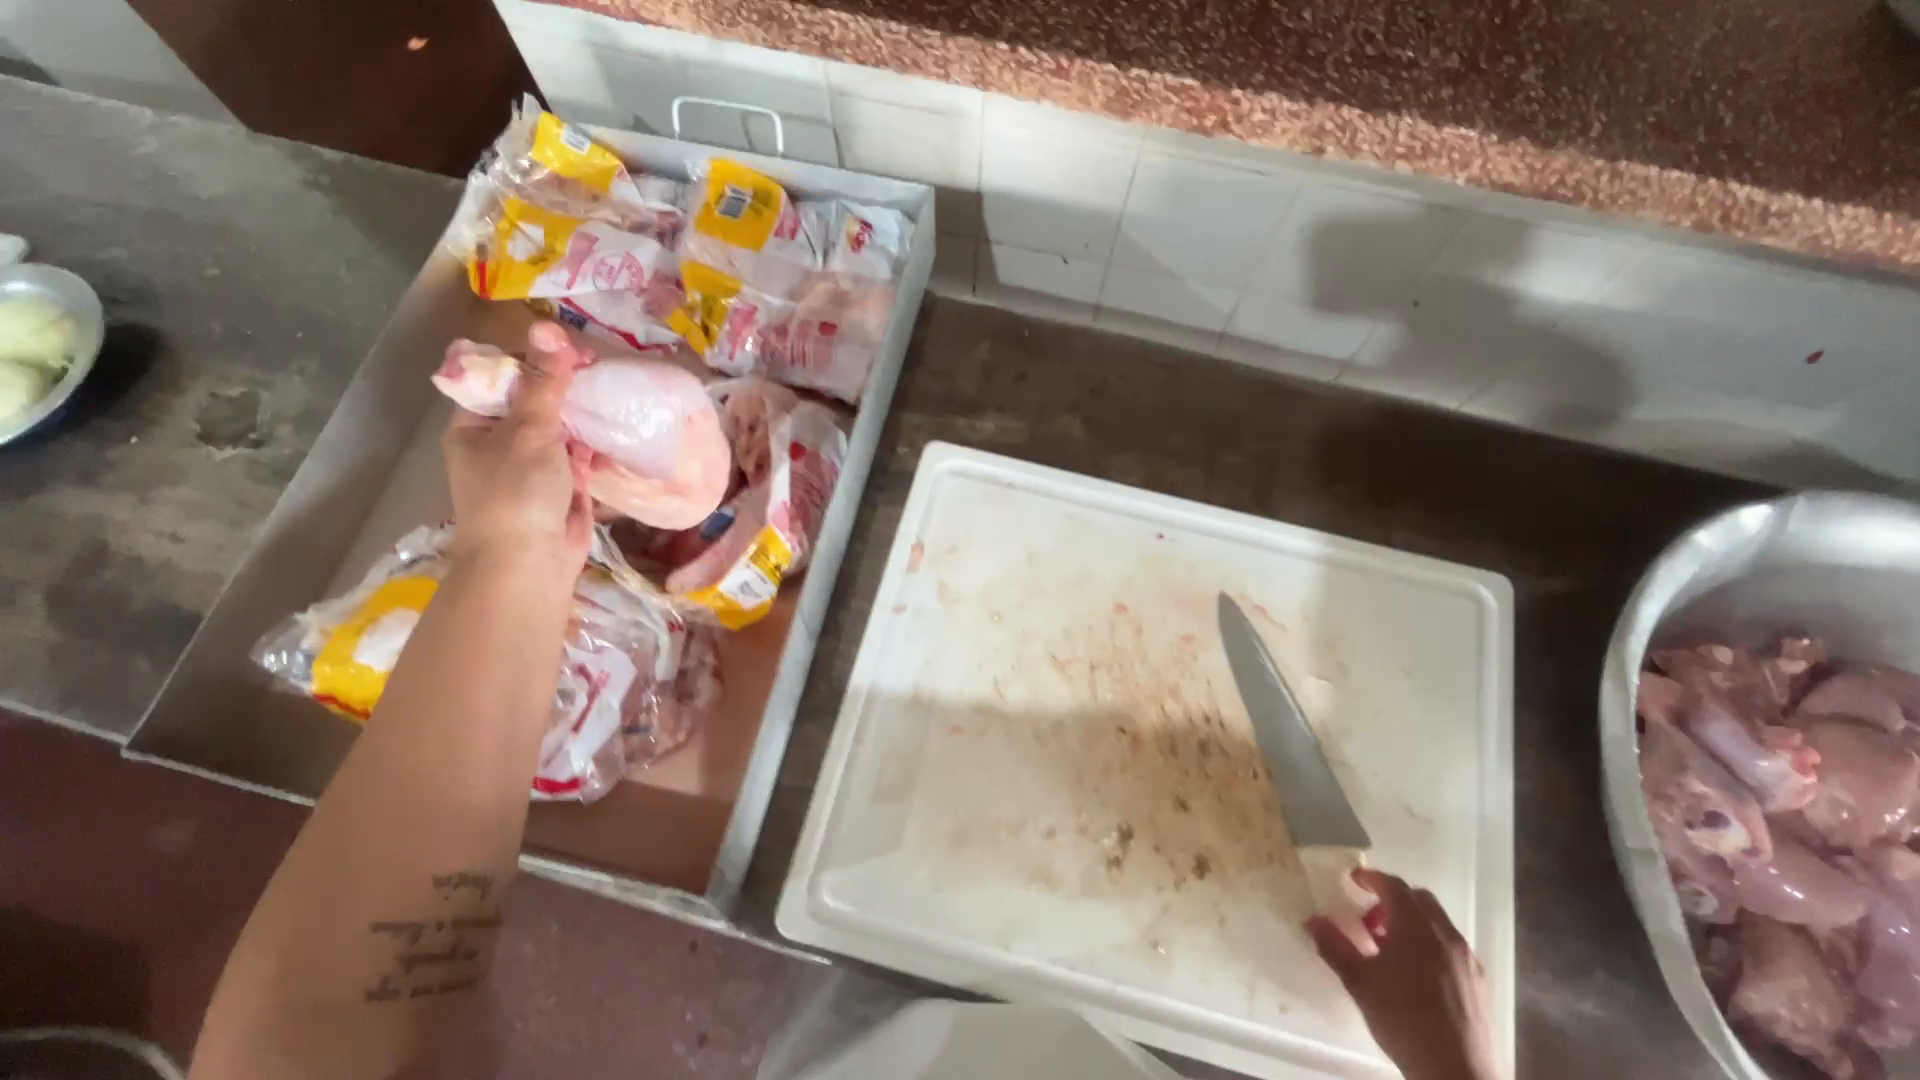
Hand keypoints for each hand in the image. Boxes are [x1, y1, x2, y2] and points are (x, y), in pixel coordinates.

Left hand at [442, 321, 593, 586]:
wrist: (529, 565)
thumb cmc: (516, 493)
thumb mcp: (529, 430)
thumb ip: (545, 382)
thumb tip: (549, 327)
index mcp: (475, 425)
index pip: (502, 377)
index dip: (535, 359)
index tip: (572, 349)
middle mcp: (501, 442)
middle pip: (535, 401)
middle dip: (567, 385)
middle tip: (602, 367)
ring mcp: (533, 467)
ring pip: (561, 428)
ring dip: (585, 413)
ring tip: (616, 389)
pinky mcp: (562, 488)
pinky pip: (579, 456)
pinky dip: (596, 444)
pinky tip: (618, 425)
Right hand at [1308, 869, 1498, 1079]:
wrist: (1456, 1072)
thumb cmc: (1402, 1019)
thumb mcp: (1359, 982)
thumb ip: (1334, 946)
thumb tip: (1313, 920)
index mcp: (1415, 927)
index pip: (1394, 886)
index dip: (1372, 879)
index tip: (1354, 880)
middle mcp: (1445, 934)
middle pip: (1419, 900)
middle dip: (1393, 900)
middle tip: (1370, 919)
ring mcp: (1466, 958)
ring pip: (1437, 923)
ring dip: (1411, 923)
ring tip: (1389, 950)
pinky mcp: (1479, 982)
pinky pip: (1449, 947)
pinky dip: (1429, 944)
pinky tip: (1414, 975)